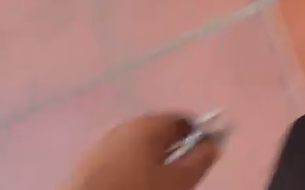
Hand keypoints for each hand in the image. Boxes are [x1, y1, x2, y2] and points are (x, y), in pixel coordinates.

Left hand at [65, 113, 218, 189]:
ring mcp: (106, 140)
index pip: (184, 121)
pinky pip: (121, 159)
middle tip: (177, 181)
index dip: (197, 139)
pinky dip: (130, 171)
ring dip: (150, 164)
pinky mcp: (89, 160)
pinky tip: (130, 186)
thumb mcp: (176, 182)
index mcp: (151, 122)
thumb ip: (200, 160)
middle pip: (161, 134)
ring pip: (139, 148)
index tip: (200, 162)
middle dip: (172, 154)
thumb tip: (215, 143)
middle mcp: (129, 123)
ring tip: (154, 186)